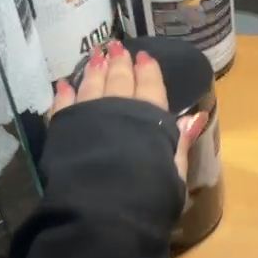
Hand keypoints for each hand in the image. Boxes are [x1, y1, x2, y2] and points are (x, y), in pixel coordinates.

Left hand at [50, 41, 204, 183]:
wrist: (102, 210)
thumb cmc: (146, 196)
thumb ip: (180, 143)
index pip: (150, 88)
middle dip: (119, 63)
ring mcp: (87, 115)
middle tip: (117, 47)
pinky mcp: (62, 127)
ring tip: (95, 55)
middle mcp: (117, 108)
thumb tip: (194, 117)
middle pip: (119, 80)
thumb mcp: (174, 173)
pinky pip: (63, 104)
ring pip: (91, 85)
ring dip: (94, 70)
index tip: (144, 57)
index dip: (148, 71)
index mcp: (149, 119)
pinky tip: (64, 84)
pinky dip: (64, 93)